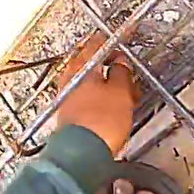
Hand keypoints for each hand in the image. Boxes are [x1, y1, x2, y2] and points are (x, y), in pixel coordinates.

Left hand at [53, 32, 138, 154]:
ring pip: (90, 82)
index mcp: (81, 67)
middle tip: (125, 66)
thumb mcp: (120, 92)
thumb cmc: (99, 123)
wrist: (83, 155)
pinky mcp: (71, 116)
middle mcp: (70, 80)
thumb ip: (121, 73)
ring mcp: (68, 98)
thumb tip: (122, 64)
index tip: (124, 38)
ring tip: (124, 91)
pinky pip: (88, 99)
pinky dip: (101, 99)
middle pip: (90, 63)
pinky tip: (113, 108)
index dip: (113, 40)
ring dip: (106, 82)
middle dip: (109, 63)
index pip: (97, 43)